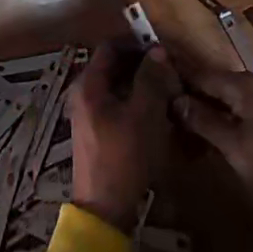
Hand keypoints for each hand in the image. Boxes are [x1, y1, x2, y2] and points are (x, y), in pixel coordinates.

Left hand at [67, 42, 179, 229]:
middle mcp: (83, 94)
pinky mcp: (97, 132)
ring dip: (141, 83)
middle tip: (169, 68)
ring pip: (118, 86)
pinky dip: (136, 101)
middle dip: (142, 64)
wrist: (105, 208)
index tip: (162, 48)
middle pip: (114, 66)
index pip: (110, 47)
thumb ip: (151, 78)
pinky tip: (157, 111)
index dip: (136, 43)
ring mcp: (88, 114)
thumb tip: (158, 50)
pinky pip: (117, 104)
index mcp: (88, 85)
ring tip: (168, 88)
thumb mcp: (144, 113)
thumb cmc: (124, 156)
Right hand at [172, 65, 252, 233]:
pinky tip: (202, 132)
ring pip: (223, 97)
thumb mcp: (235, 148)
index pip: (200, 72)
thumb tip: (176, 100)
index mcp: (244, 86)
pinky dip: (218, 117)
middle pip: (211, 83)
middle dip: (186, 92)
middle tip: (156, 104)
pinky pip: (236, 110)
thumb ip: (205, 121)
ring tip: (172, 119)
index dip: (175, 76)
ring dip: (201, 107)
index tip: (149, 78)